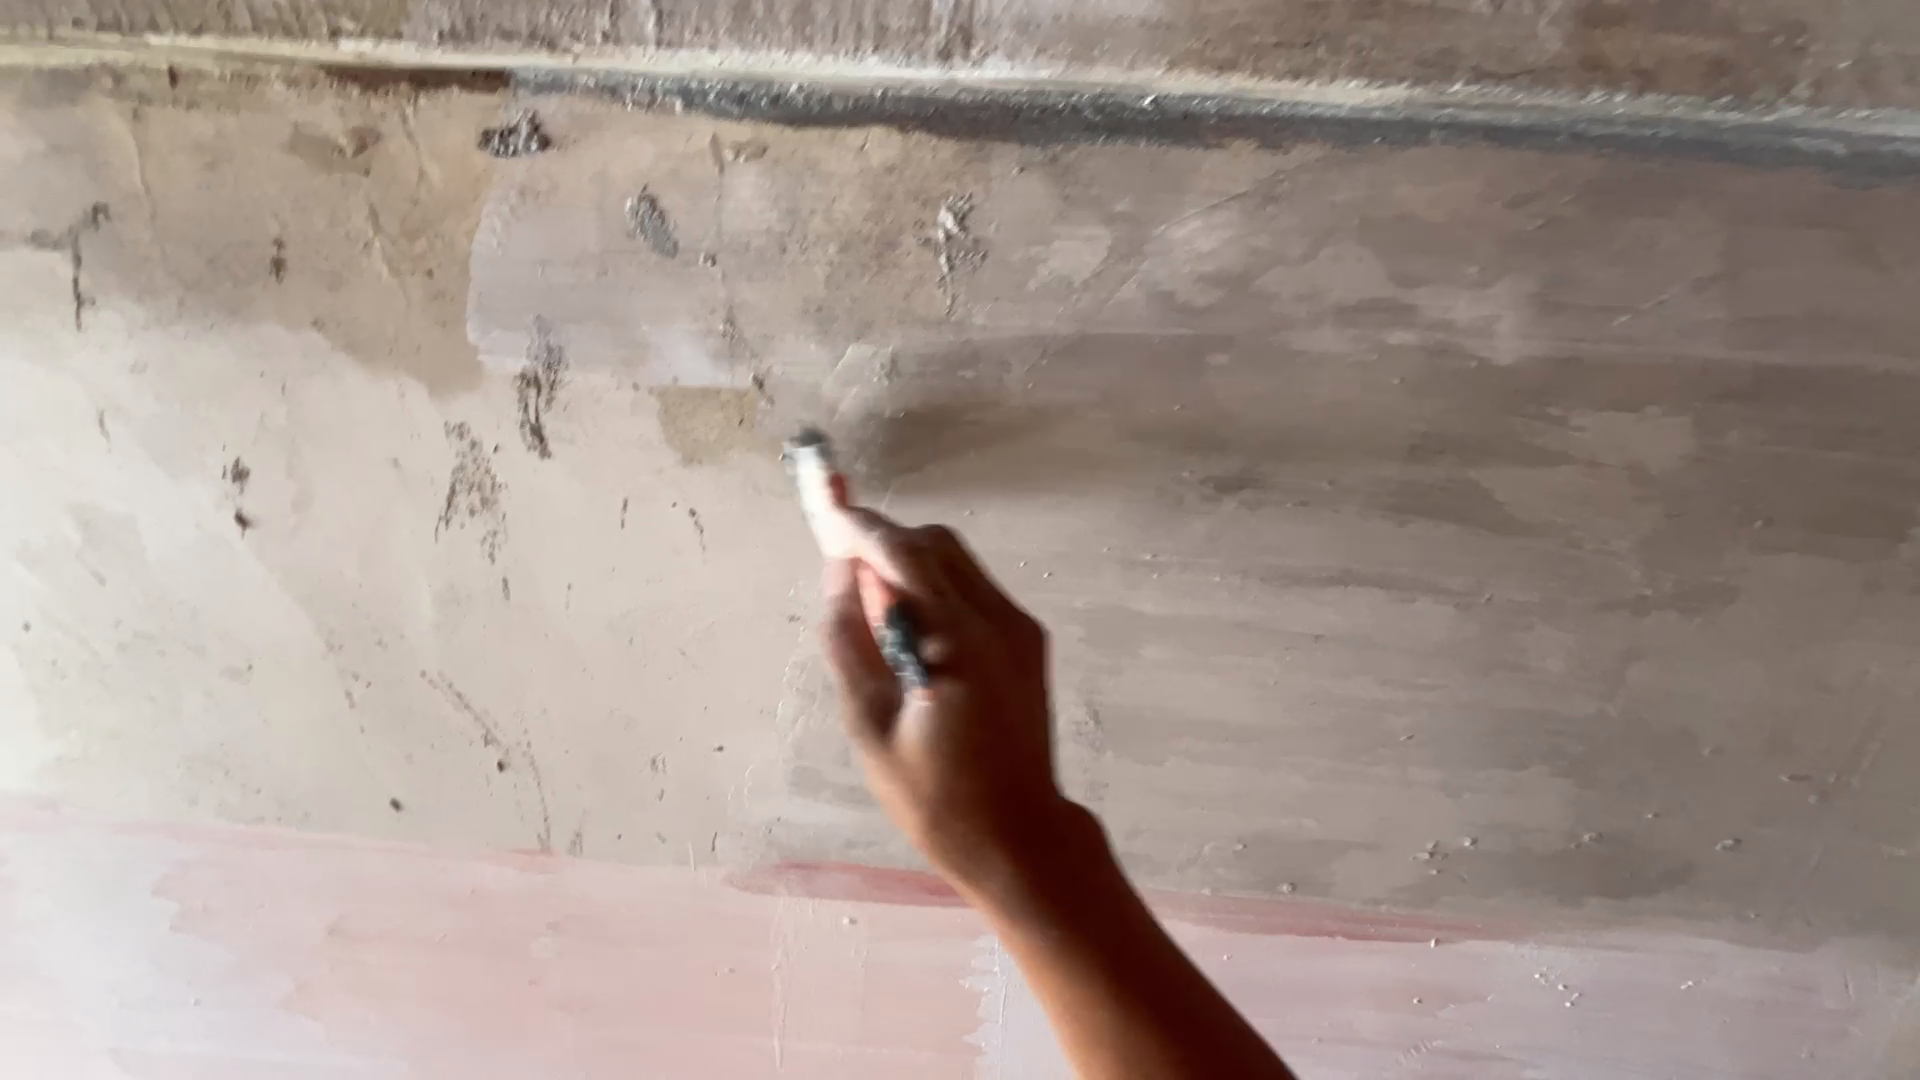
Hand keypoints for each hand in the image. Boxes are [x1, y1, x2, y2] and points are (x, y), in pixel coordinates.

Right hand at [820, 508, 1081, 899]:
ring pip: (958, 560)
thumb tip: (840, 575)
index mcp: (960, 641)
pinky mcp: (1029, 639)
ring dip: (911, 562)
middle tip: (845, 571)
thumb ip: (850, 640)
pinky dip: (936, 587)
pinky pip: (974, 588)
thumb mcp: (869, 724)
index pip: (905, 555)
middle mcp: (1000, 619)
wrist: (1018, 835)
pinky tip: (913, 629)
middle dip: (886, 541)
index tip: (826, 514)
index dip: (861, 529)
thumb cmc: (934, 796)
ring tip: (874, 605)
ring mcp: (1021, 627)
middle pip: (937, 545)